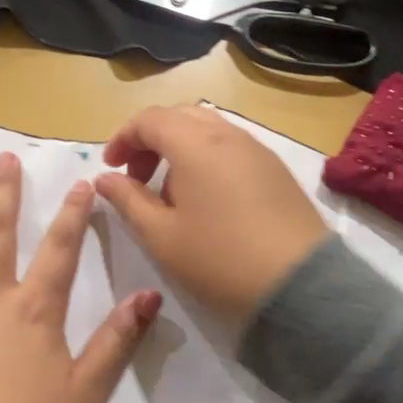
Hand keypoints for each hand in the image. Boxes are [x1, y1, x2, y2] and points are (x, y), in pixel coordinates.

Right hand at [94, 105, 328, 326]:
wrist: (298, 285)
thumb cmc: (219, 258)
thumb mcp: (161, 235)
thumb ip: (128, 200)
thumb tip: (105, 178)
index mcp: (195, 143)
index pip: (149, 119)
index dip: (123, 138)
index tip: (110, 168)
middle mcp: (227, 134)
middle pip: (179, 117)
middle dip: (150, 140)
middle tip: (136, 178)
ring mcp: (257, 149)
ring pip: (207, 130)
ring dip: (179, 149)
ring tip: (169, 194)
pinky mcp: (275, 169)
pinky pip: (231, 147)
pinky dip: (206, 159)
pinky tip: (205, 200)